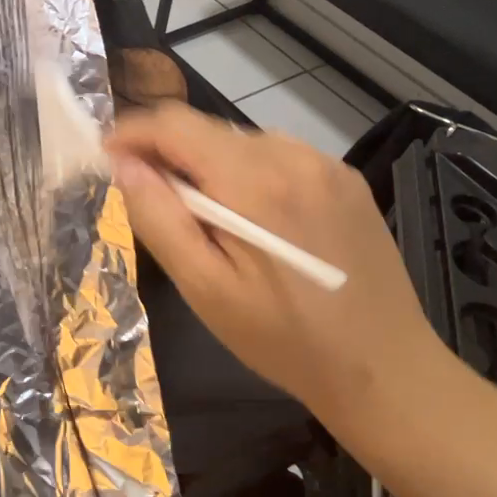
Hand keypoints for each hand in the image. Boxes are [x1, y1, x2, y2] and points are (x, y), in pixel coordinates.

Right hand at [107, 104, 444, 417]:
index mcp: (254, 180)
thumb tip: (123, 164)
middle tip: (154, 202)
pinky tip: (255, 220)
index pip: (174, 123)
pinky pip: (276, 156)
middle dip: (168, 154)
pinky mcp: (345, 178)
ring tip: (206, 219)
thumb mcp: (204, 287)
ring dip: (208, 164)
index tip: (107, 159)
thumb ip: (158, 217)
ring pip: (239, 141)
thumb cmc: (284, 339)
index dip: (132, 133)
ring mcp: (324, 163)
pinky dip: (247, 173)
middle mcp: (291, 155)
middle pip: (206, 129)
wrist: (388, 373)